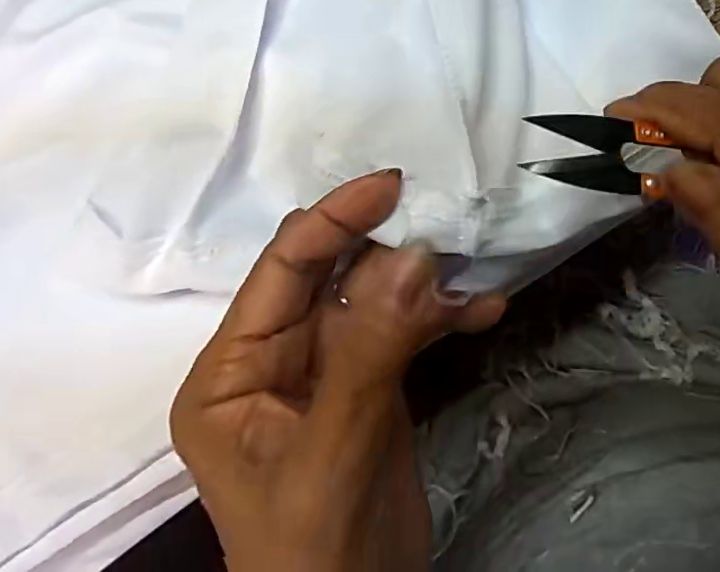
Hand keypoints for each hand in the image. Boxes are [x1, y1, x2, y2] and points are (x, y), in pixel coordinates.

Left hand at [170, 170, 506, 571]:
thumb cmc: (312, 546)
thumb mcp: (334, 447)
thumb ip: (371, 348)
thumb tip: (414, 255)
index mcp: (235, 368)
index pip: (283, 268)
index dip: (334, 218)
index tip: (392, 184)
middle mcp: (278, 354)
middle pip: (333, 271)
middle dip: (385, 243)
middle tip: (440, 218)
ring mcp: (330, 365)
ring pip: (377, 293)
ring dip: (424, 278)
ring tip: (467, 264)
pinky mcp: (373, 380)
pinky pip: (408, 328)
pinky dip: (445, 316)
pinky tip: (484, 310)